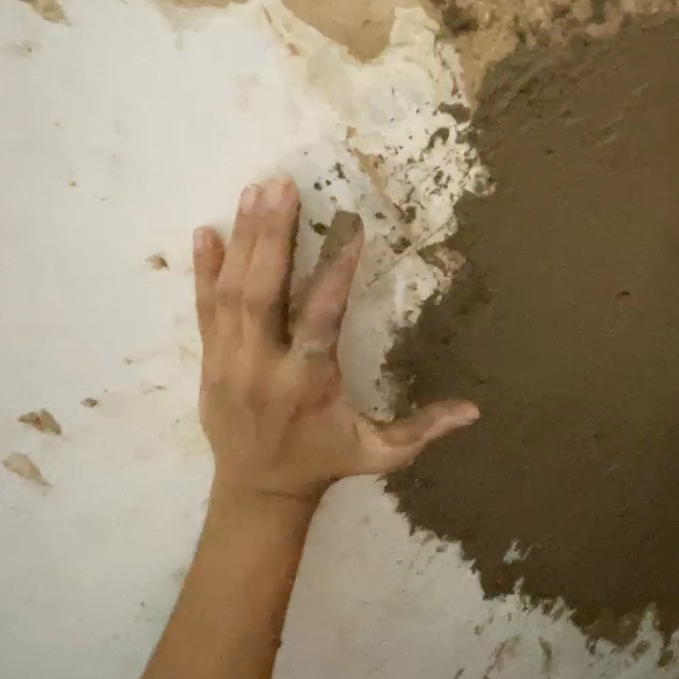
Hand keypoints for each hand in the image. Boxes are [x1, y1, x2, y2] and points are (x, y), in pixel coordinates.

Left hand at [192, 176, 478, 512]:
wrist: (256, 492)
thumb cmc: (325, 462)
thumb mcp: (379, 453)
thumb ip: (423, 430)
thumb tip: (474, 412)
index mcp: (307, 382)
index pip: (320, 317)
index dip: (336, 273)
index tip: (350, 229)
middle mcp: (263, 366)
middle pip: (263, 292)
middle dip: (273, 236)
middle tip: (281, 186)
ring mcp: (229, 361)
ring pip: (231, 292)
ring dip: (243, 239)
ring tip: (254, 191)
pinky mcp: (209, 360)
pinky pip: (205, 309)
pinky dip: (204, 269)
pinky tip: (205, 231)